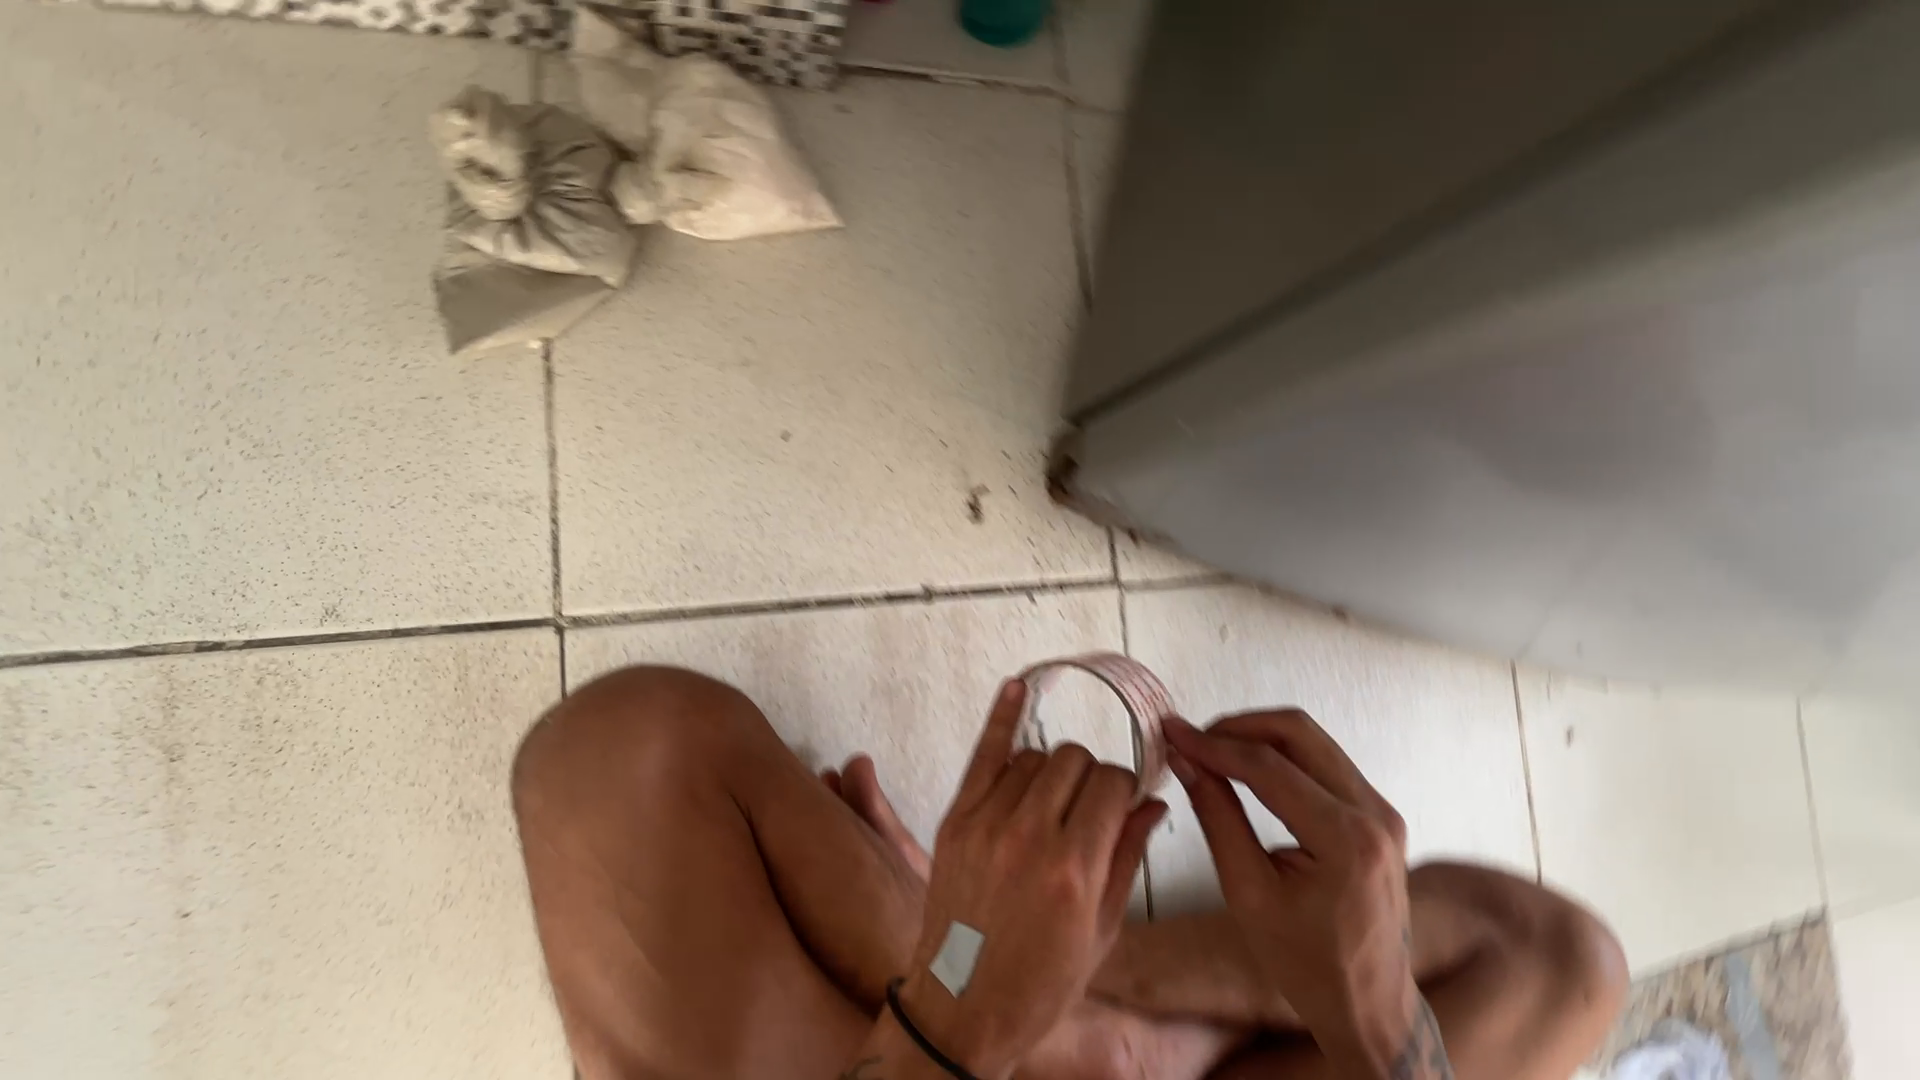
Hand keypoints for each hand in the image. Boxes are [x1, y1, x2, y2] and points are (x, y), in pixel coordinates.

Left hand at [897, 679, 1167, 1078]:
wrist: (961, 1007)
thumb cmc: (1038, 982)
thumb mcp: (1101, 932)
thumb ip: (1127, 856)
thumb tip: (1152, 802)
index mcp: (1074, 869)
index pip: (1112, 783)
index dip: (1122, 787)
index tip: (1120, 800)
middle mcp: (1029, 837)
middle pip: (1075, 760)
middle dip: (1091, 775)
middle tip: (1088, 804)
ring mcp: (986, 823)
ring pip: (1035, 756)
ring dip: (1053, 768)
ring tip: (1053, 800)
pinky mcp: (956, 820)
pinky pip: (982, 754)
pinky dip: (1001, 718)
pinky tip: (1017, 688)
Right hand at [1164, 710, 1447, 1079]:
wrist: (1370, 1006)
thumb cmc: (1306, 963)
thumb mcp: (1247, 893)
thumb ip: (1216, 816)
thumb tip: (1184, 761)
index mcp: (1346, 840)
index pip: (1268, 767)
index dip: (1212, 744)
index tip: (1171, 733)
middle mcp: (1374, 813)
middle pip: (1298, 732)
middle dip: (1237, 726)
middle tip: (1193, 739)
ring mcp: (1381, 810)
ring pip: (1312, 739)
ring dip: (1258, 735)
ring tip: (1212, 750)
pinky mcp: (1377, 813)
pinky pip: (1323, 760)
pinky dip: (1280, 754)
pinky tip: (1245, 767)